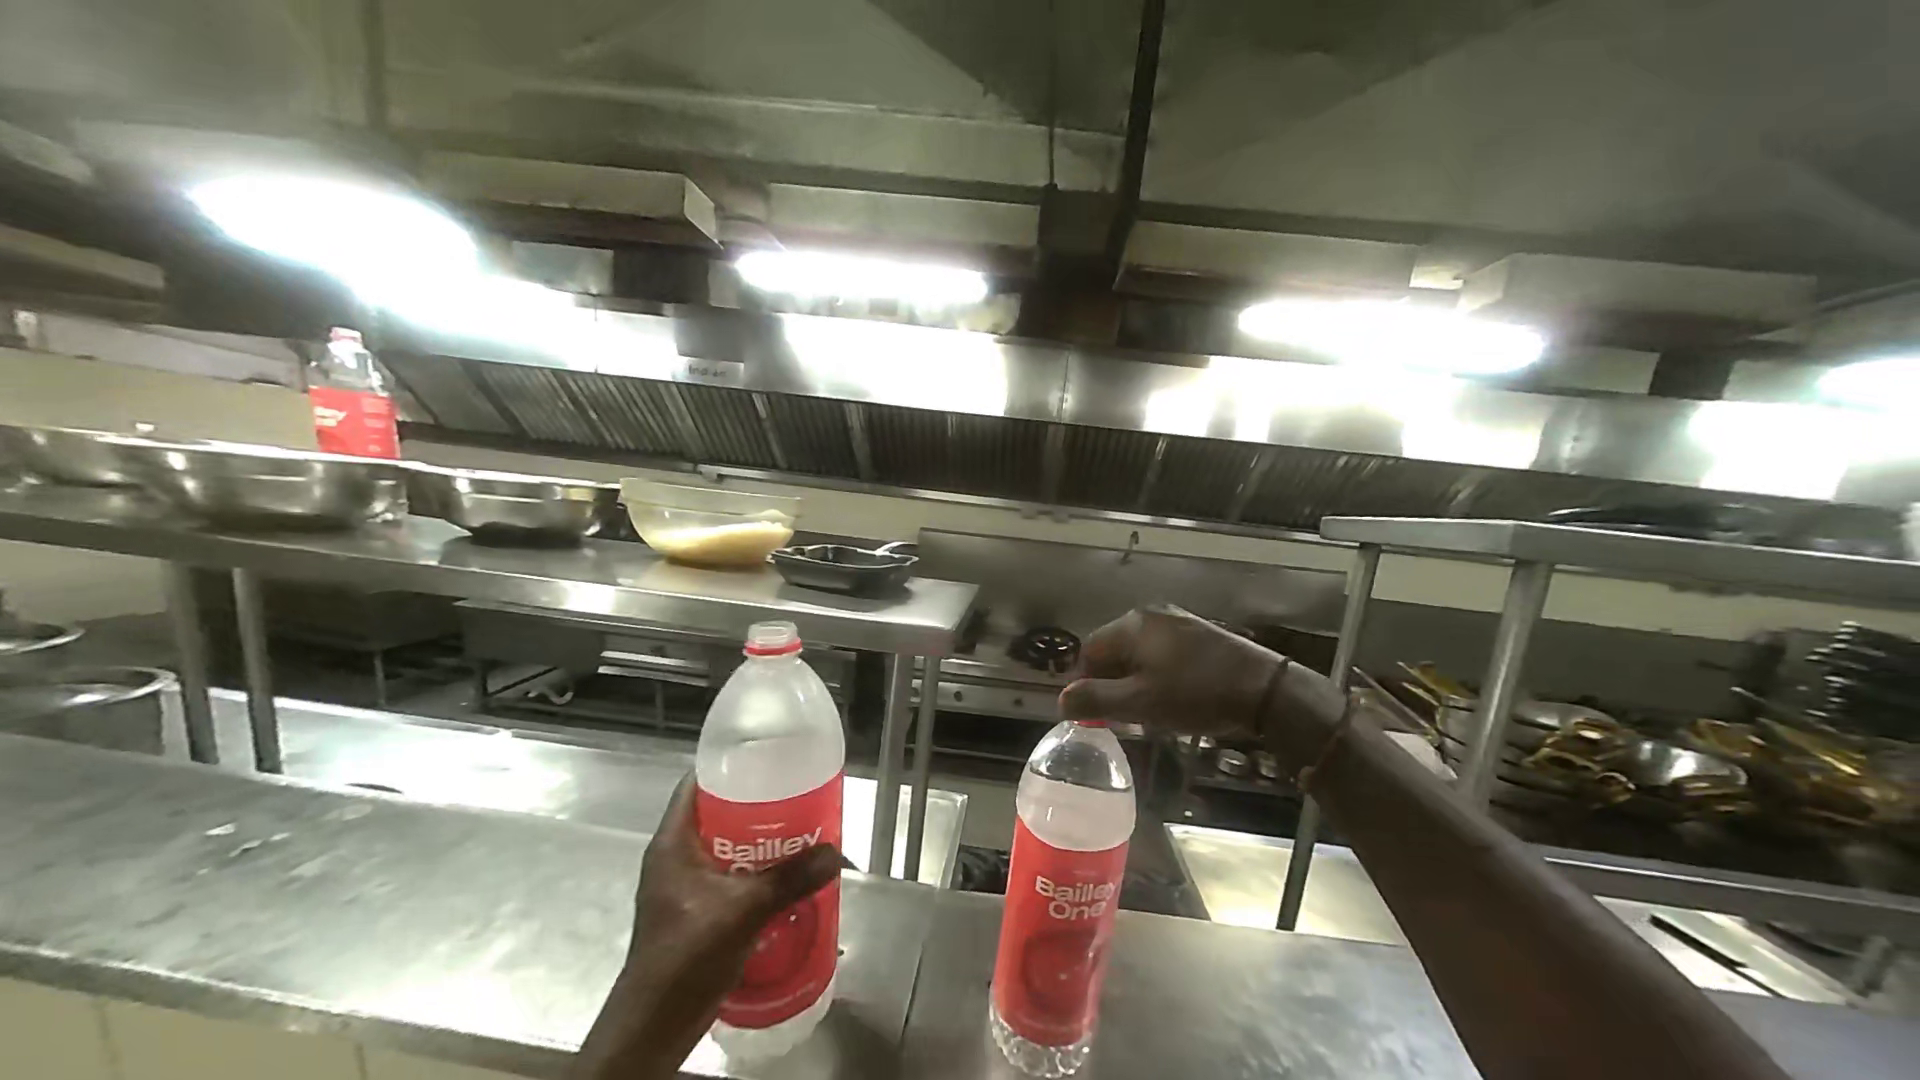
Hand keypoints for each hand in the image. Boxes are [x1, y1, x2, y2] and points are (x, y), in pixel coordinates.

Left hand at [573, 774, 839, 1079]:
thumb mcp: (743, 910)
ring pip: (725, 845)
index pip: (696, 784)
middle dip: (755, 804)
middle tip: (794, 795)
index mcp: (673, 842)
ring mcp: (684, 884)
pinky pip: (729, 873)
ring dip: (758, 839)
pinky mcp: (695, 909)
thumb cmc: (686, 954)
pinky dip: (755, 868)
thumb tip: (835, 853)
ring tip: (797, 831)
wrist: (655, 1024)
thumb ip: (790, 879)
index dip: (728, 764)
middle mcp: (675, 856)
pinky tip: (785, 874)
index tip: (766, 757)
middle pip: (716, 812)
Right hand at [1058, 606, 1342, 770]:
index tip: (1099, 714)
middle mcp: (1150, 615)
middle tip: (1125, 715)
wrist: (1264, 690)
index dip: (1087, 684)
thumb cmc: (1195, 695)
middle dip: (1113, 683)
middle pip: (1114, 650)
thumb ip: (1095, 700)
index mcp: (1131, 625)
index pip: (1089, 652)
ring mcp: (1177, 621)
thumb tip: (1061, 700)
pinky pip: (1163, 652)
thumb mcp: (1139, 703)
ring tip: (1150, 710)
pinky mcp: (1199, 633)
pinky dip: (1159, 673)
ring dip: (1136, 680)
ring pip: (1139, 653)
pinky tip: (1174, 696)